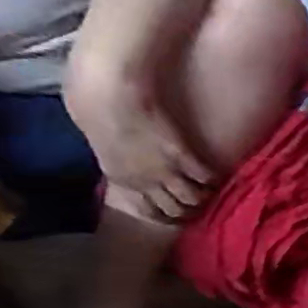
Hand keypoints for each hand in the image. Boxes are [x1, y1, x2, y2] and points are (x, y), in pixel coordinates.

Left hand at [63, 64, 216, 221]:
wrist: (108, 92)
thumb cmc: (90, 106)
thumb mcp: (98, 141)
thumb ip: (117, 157)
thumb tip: (128, 159)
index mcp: (119, 177)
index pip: (148, 211)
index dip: (165, 214)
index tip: (176, 211)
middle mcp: (145, 181)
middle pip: (175, 210)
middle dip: (188, 208)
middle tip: (198, 201)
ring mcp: (166, 170)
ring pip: (194, 199)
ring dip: (204, 195)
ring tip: (210, 189)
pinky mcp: (184, 157)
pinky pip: (206, 177)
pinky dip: (213, 178)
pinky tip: (217, 173)